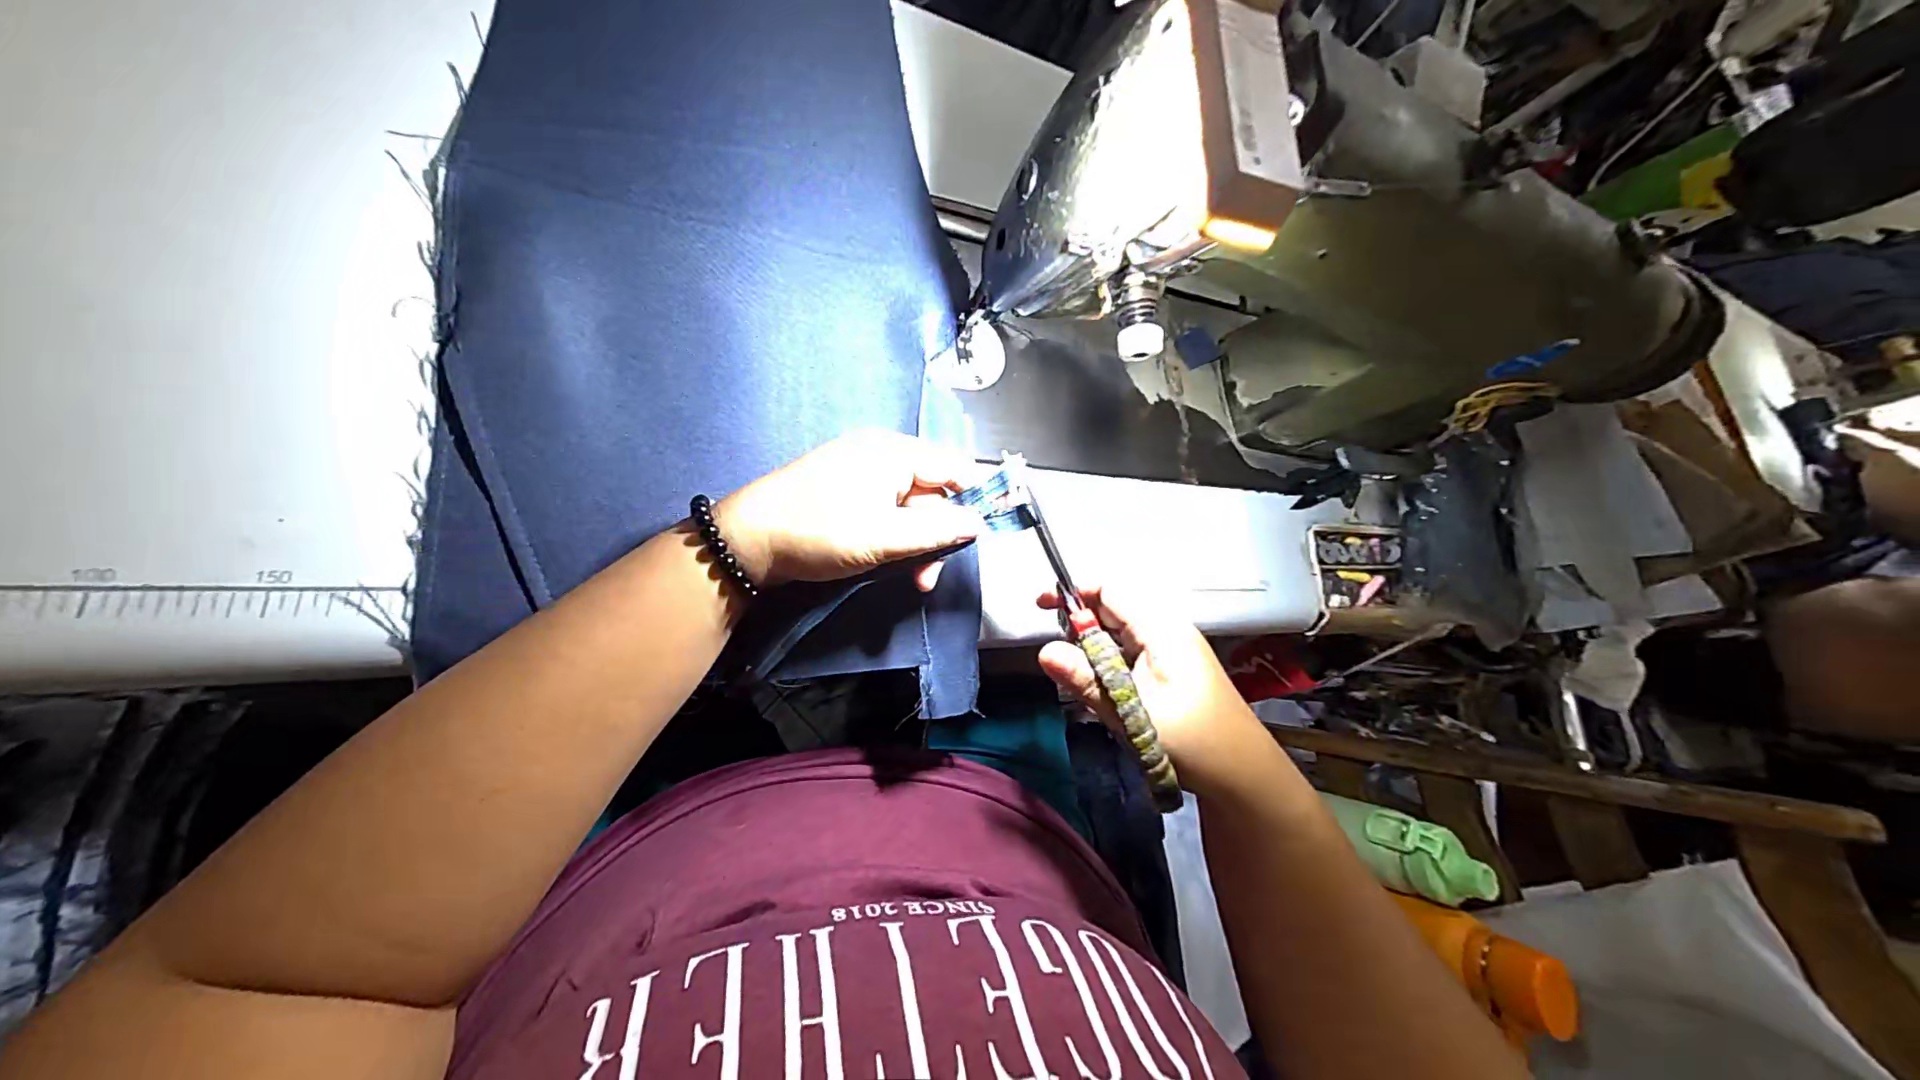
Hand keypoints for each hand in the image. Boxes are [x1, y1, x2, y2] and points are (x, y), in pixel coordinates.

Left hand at [714, 431, 985, 591]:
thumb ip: (937, 530)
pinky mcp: (847, 491)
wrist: (748, 542)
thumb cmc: (819, 532)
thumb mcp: (884, 536)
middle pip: (932, 492)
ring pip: (910, 507)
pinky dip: (893, 536)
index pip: (954, 468)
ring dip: (915, 543)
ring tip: (908, 577)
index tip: (976, 539)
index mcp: (894, 452)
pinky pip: (886, 510)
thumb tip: (978, 523)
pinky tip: (885, 559)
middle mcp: (882, 454)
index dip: (972, 501)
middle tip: (926, 576)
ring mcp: (862, 472)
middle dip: (936, 536)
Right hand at [1036, 584, 1270, 797]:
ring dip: (1094, 648)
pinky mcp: (1174, 670)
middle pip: (1113, 609)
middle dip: (1080, 624)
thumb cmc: (1192, 739)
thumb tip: (1044, 652)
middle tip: (1059, 655)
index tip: (1042, 606)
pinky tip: (1104, 688)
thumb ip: (1085, 679)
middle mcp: (1167, 630)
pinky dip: (1110, 663)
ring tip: (1079, 677)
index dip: (1074, 593)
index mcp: (1160, 628)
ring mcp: (1172, 650)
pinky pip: (1132, 653)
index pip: (1110, 590)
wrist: (1243, 775)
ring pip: (1121, 634)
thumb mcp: (1130, 711)